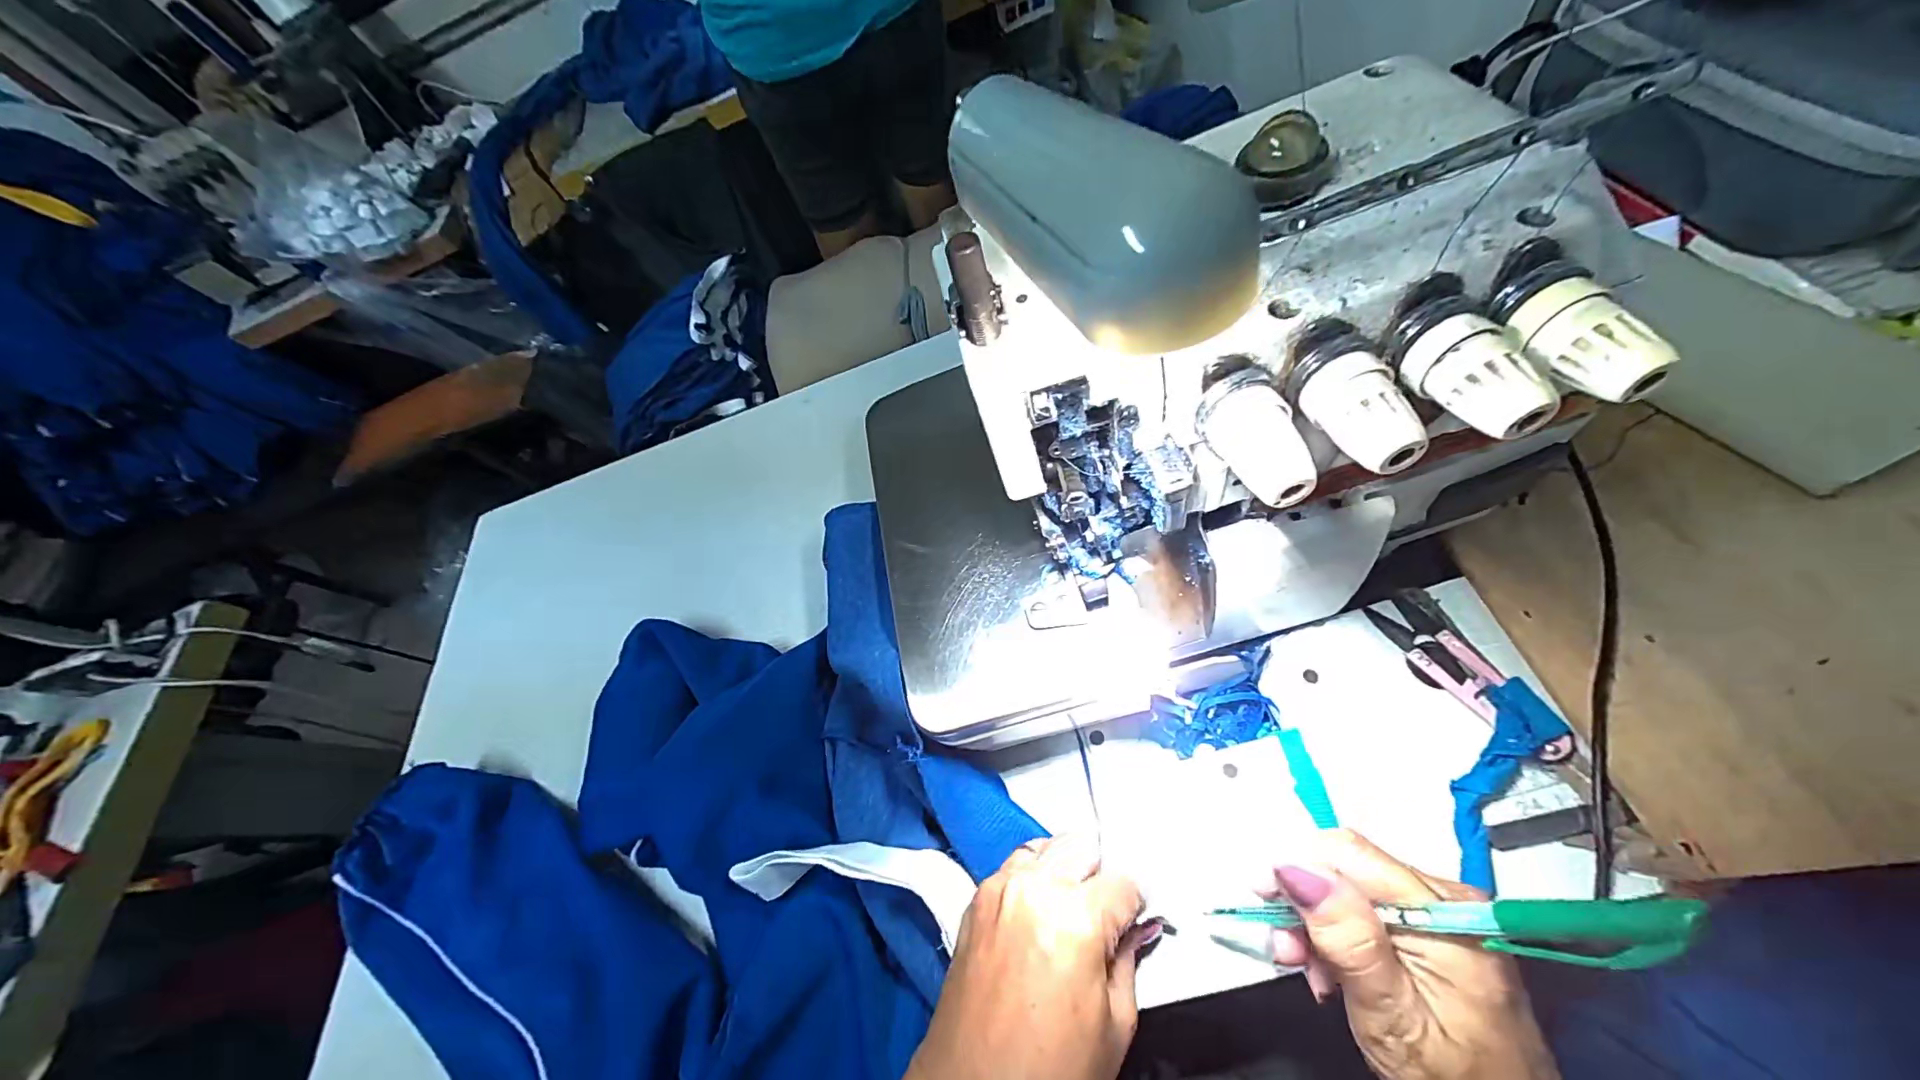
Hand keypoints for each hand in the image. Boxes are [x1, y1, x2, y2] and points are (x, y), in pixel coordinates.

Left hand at [905, 836, 1155, 1079]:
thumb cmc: (1043, 1069)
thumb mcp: (1114, 1024)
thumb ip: (1128, 959)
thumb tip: (1137, 928)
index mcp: (1076, 918)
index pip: (1124, 881)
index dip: (1136, 904)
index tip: (1136, 919)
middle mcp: (1034, 890)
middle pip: (1083, 847)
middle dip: (1100, 876)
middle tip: (1106, 914)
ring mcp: (1000, 890)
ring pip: (1046, 848)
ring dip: (1064, 868)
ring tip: (1072, 909)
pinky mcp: (976, 900)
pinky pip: (1014, 867)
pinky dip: (1033, 878)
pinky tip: (1041, 913)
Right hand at [1266, 829, 1559, 1079]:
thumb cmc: (1452, 1076)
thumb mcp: (1391, 1014)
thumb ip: (1349, 940)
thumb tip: (1296, 870)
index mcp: (1443, 911)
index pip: (1347, 852)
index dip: (1297, 869)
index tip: (1266, 904)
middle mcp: (1443, 896)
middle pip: (1344, 867)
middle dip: (1305, 904)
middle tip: (1289, 952)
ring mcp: (1437, 909)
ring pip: (1346, 886)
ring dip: (1316, 922)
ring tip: (1312, 969)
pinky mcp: (1428, 924)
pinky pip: (1362, 905)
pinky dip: (1336, 932)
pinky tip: (1333, 967)